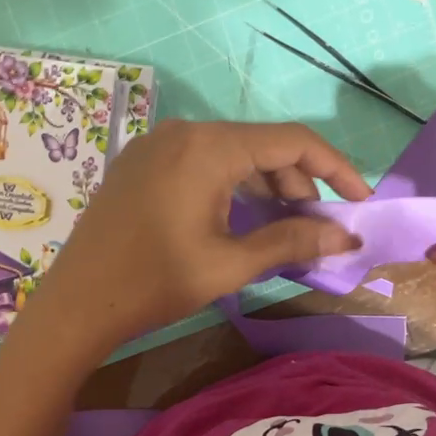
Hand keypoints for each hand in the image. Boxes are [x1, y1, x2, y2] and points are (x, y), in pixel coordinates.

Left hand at [20, 120, 369, 347]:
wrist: (77, 304)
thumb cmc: (155, 284)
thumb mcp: (230, 264)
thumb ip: (292, 241)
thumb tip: (346, 237)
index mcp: (209, 147)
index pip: (291, 141)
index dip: (335, 168)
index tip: (359, 200)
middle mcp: (183, 132)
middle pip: (260, 146)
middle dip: (297, 184)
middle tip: (317, 229)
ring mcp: (156, 145)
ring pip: (230, 155)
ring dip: (264, 188)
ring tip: (284, 230)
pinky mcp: (140, 164)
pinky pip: (200, 164)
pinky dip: (230, 188)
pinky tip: (240, 221)